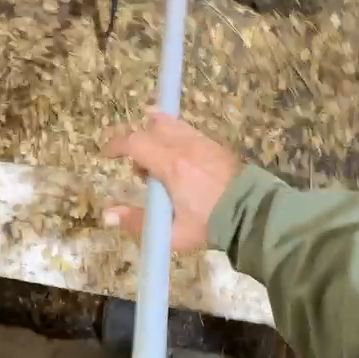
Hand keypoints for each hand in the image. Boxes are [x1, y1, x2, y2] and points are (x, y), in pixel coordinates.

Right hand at [103, 110, 243, 253]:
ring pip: (171, 124)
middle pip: (152, 126)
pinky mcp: (216, 146)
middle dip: (137, 141)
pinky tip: (178, 161)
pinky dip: (175, 138)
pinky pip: (188, 131)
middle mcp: (185, 146)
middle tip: (137, 167)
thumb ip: (138, 223)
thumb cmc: (209, 225)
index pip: (136, 142)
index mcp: (172, 165)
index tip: (106, 154)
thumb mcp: (172, 232)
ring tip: (157, 162)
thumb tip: (108, 214)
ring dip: (157, 136)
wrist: (252, 214)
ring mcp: (203, 142)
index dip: (116, 145)